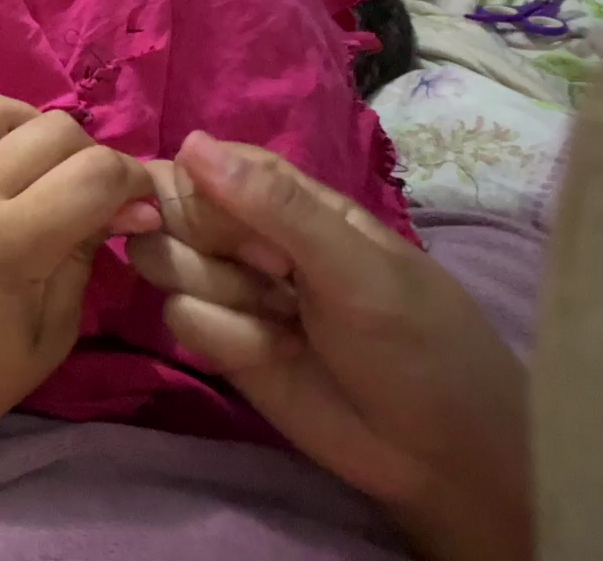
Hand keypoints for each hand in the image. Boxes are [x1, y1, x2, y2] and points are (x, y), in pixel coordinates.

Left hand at [0, 93, 162, 451]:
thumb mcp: (55, 329)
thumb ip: (88, 253)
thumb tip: (132, 204)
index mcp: (8, 243)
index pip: (95, 174)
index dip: (134, 182)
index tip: (139, 205)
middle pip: (52, 129)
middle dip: (91, 156)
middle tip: (92, 193)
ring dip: (31, 125)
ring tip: (41, 164)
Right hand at [126, 132, 529, 560]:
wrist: (443, 461)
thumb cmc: (421, 345)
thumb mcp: (358, 269)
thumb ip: (275, 206)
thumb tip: (190, 140)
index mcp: (280, 196)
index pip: (197, 163)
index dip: (193, 189)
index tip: (227, 225)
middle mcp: (240, 232)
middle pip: (165, 210)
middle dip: (208, 249)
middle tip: (276, 275)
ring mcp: (223, 283)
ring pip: (159, 260)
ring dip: (220, 295)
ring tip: (283, 319)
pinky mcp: (212, 334)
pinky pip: (176, 316)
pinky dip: (226, 338)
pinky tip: (275, 353)